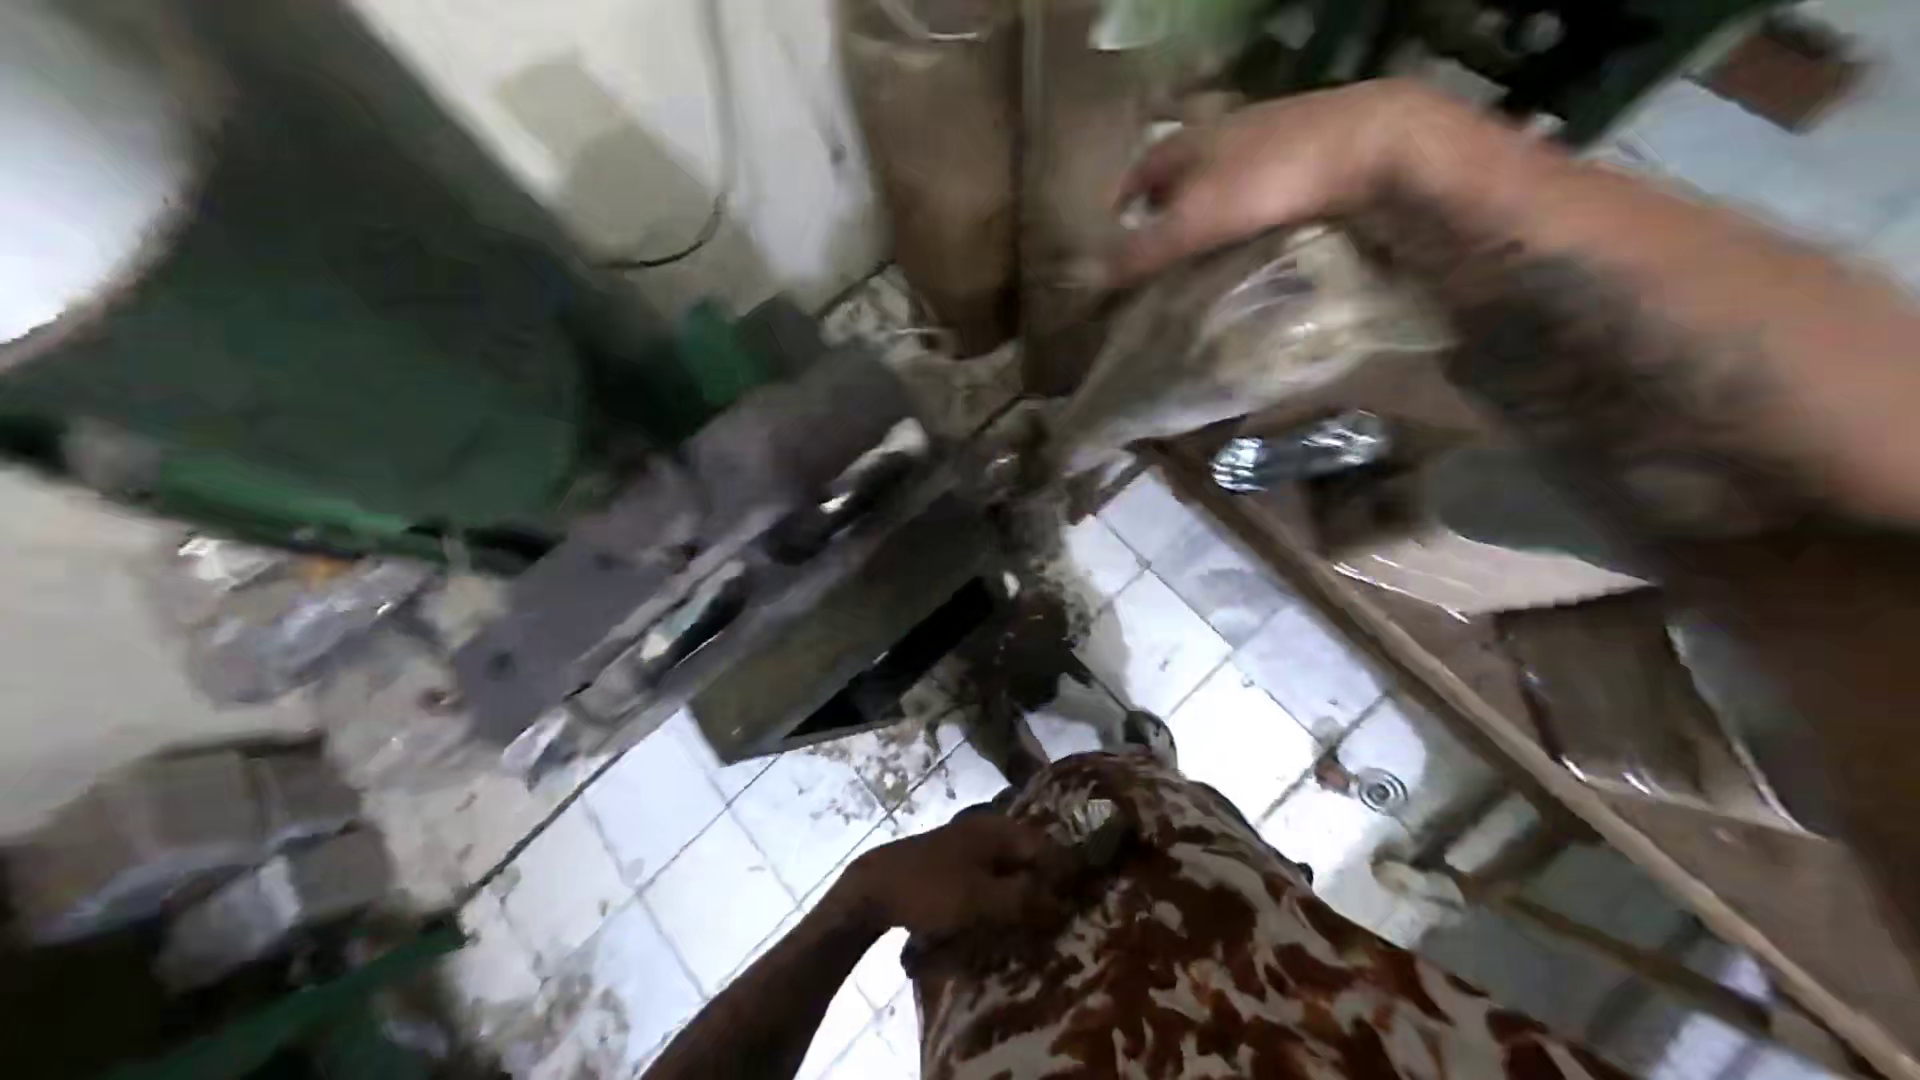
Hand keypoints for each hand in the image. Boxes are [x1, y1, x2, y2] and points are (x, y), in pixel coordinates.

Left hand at [840, 814, 1068, 940]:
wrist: (873, 888)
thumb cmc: (930, 889)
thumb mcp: (982, 899)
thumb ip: (1024, 898)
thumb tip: (1061, 901)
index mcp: (998, 829)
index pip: (1047, 849)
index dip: (1065, 878)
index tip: (1076, 909)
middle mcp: (987, 830)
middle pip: (1028, 858)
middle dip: (1042, 889)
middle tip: (1052, 923)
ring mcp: (969, 844)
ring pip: (1008, 869)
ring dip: (1019, 895)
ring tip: (1028, 928)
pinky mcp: (955, 863)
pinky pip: (989, 877)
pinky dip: (998, 896)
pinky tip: (999, 920)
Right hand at [1109, 80, 1436, 282]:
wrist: (1370, 146)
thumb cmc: (1266, 180)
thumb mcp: (1191, 224)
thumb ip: (1138, 252)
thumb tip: (1085, 281)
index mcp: (1180, 144)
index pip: (1132, 182)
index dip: (1119, 218)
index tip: (1115, 260)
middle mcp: (1213, 137)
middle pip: (1170, 188)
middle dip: (1159, 226)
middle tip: (1156, 274)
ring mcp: (1256, 145)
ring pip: (1210, 193)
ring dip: (1200, 228)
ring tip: (1197, 270)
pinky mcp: (1294, 160)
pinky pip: (1247, 198)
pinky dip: (1236, 225)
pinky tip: (1244, 250)